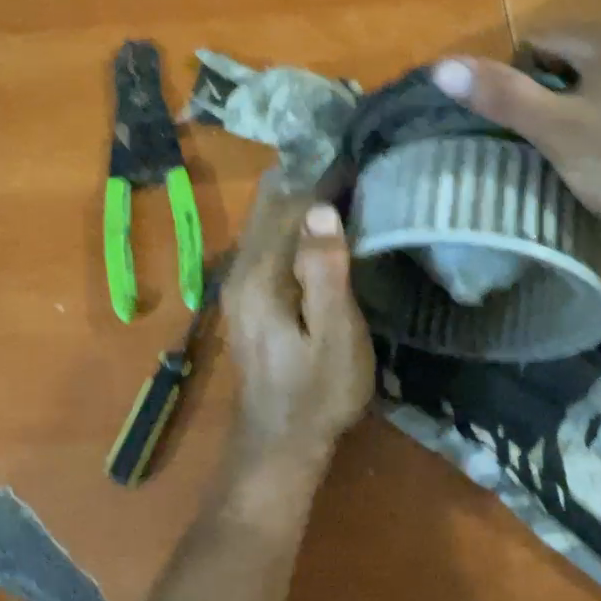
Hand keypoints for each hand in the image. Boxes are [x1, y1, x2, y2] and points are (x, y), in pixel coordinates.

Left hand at [221, 173, 374, 484]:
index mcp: (259, 275)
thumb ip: (325, 272)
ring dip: (302, 203)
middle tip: (357, 164)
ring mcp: (239, 284)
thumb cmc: (317, 393)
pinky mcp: (248, 298)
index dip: (323, 178)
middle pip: (270, 206)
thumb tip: (321, 209)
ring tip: (349, 187)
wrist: (280, 443)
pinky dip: (296, 227)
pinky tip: (326, 230)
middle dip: (309, 181)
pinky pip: (269, 243)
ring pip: (267, 223)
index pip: (287, 204)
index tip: (361, 156)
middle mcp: (239, 270)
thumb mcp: (335, 336)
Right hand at [431, 17, 600, 246]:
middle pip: (572, 59)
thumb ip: (502, 96)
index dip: (518, 82)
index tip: (522, 125)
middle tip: (549, 143)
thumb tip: (440, 66)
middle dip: (553, 95)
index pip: (539, 42)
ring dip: (582, 107)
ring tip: (581, 152)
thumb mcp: (556, 132)